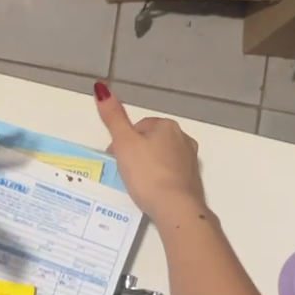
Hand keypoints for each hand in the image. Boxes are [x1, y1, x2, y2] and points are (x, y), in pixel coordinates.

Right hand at [95, 82, 206, 223]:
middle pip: (151, 141)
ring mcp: (190, 159)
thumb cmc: (147, 174)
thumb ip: (113, 117)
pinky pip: (171, 173)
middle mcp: (183, 138)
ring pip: (162, 157)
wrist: (175, 207)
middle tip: (124, 172)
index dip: (123, 141)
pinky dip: (160, 178)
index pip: (139, 127)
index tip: (115, 158)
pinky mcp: (193, 179)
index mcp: (166, 126)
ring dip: (149, 165)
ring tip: (137, 183)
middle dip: (137, 152)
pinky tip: (152, 191)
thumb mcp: (124, 144)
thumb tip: (101, 87)